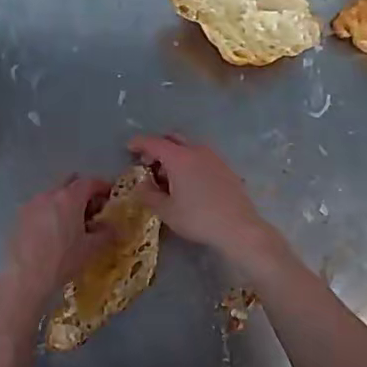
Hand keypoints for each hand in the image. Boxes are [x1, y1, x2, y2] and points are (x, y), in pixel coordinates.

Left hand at [0, 175, 115, 325]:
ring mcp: (31, 205)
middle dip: (82, 194)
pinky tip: (52, 233)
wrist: (25, 277)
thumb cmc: (62, 260)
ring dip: (64, 204)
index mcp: (69, 198)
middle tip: (91, 212)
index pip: (90, 182)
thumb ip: (106, 233)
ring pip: (52, 196)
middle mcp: (48, 195)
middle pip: (69, 185)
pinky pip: (39, 208)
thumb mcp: (91, 248)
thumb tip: (113, 228)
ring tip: (71, 225)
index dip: (102, 187)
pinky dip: (49, 214)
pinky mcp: (19, 217)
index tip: (109, 196)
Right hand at [129, 133, 287, 266]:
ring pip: (189, 147)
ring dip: (175, 155)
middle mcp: (197, 151)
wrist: (238, 227)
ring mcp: (214, 158)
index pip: (154, 143)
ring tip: (168, 177)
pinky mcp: (225, 168)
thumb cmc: (197, 218)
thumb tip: (141, 185)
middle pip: (173, 139)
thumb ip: (148, 195)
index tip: (129, 148)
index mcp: (179, 158)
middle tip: (148, 164)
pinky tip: (188, 183)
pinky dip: (189, 162)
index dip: (139, 144)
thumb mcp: (166, 210)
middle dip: (158, 147)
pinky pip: (201, 157)